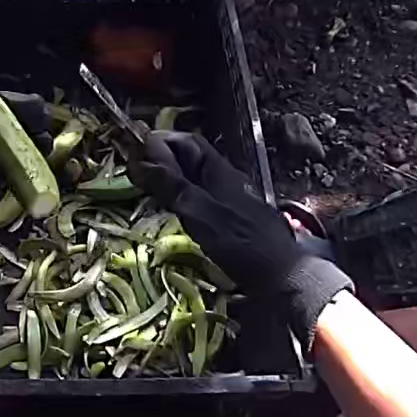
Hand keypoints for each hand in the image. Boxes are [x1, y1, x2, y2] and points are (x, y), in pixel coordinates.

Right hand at [133, 131, 350, 344]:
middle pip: (191, 157)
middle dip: (163, 158)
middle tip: (137, 170)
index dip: (161, 142)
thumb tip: (141, 160)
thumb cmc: (238, 241)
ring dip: (172, 177)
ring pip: (196, 177)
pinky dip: (182, 195)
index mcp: (218, 170)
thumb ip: (171, 185)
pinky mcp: (231, 217)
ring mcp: (230, 197)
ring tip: (148, 187)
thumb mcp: (198, 211)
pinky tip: (173, 208)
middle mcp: (224, 178)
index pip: (187, 142)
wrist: (280, 274)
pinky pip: (202, 195)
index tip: (136, 153)